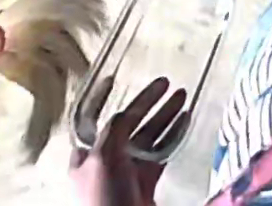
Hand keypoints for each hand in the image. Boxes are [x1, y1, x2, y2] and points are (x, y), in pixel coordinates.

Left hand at [71, 77, 189, 205]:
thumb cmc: (105, 198)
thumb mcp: (103, 158)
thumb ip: (114, 131)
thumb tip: (125, 113)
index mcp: (86, 156)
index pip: (90, 118)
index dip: (99, 98)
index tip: (112, 78)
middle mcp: (105, 161)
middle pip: (127, 123)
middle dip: (146, 102)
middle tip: (166, 82)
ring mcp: (127, 173)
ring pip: (148, 135)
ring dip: (165, 114)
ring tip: (182, 95)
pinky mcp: (145, 184)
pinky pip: (161, 152)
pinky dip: (173, 135)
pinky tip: (185, 119)